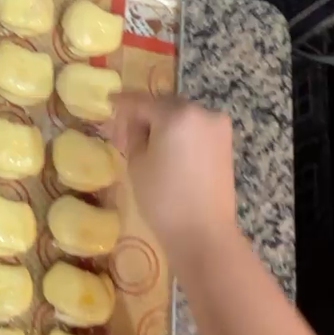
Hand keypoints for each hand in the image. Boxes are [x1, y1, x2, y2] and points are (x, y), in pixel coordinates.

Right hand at [109, 94, 240, 263]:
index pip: (142, 102)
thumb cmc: (163, 199)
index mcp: (177, 114)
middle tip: (124, 135)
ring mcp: (218, 128)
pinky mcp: (225, 145)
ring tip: (144, 146)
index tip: (108, 104)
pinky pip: (195, 131)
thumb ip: (134, 135)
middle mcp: (202, 112)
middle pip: (165, 106)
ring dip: (163, 126)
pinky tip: (166, 153)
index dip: (122, 103)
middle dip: (144, 116)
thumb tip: (134, 124)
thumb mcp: (137, 164)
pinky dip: (179, 136)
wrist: (203, 232)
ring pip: (182, 118)